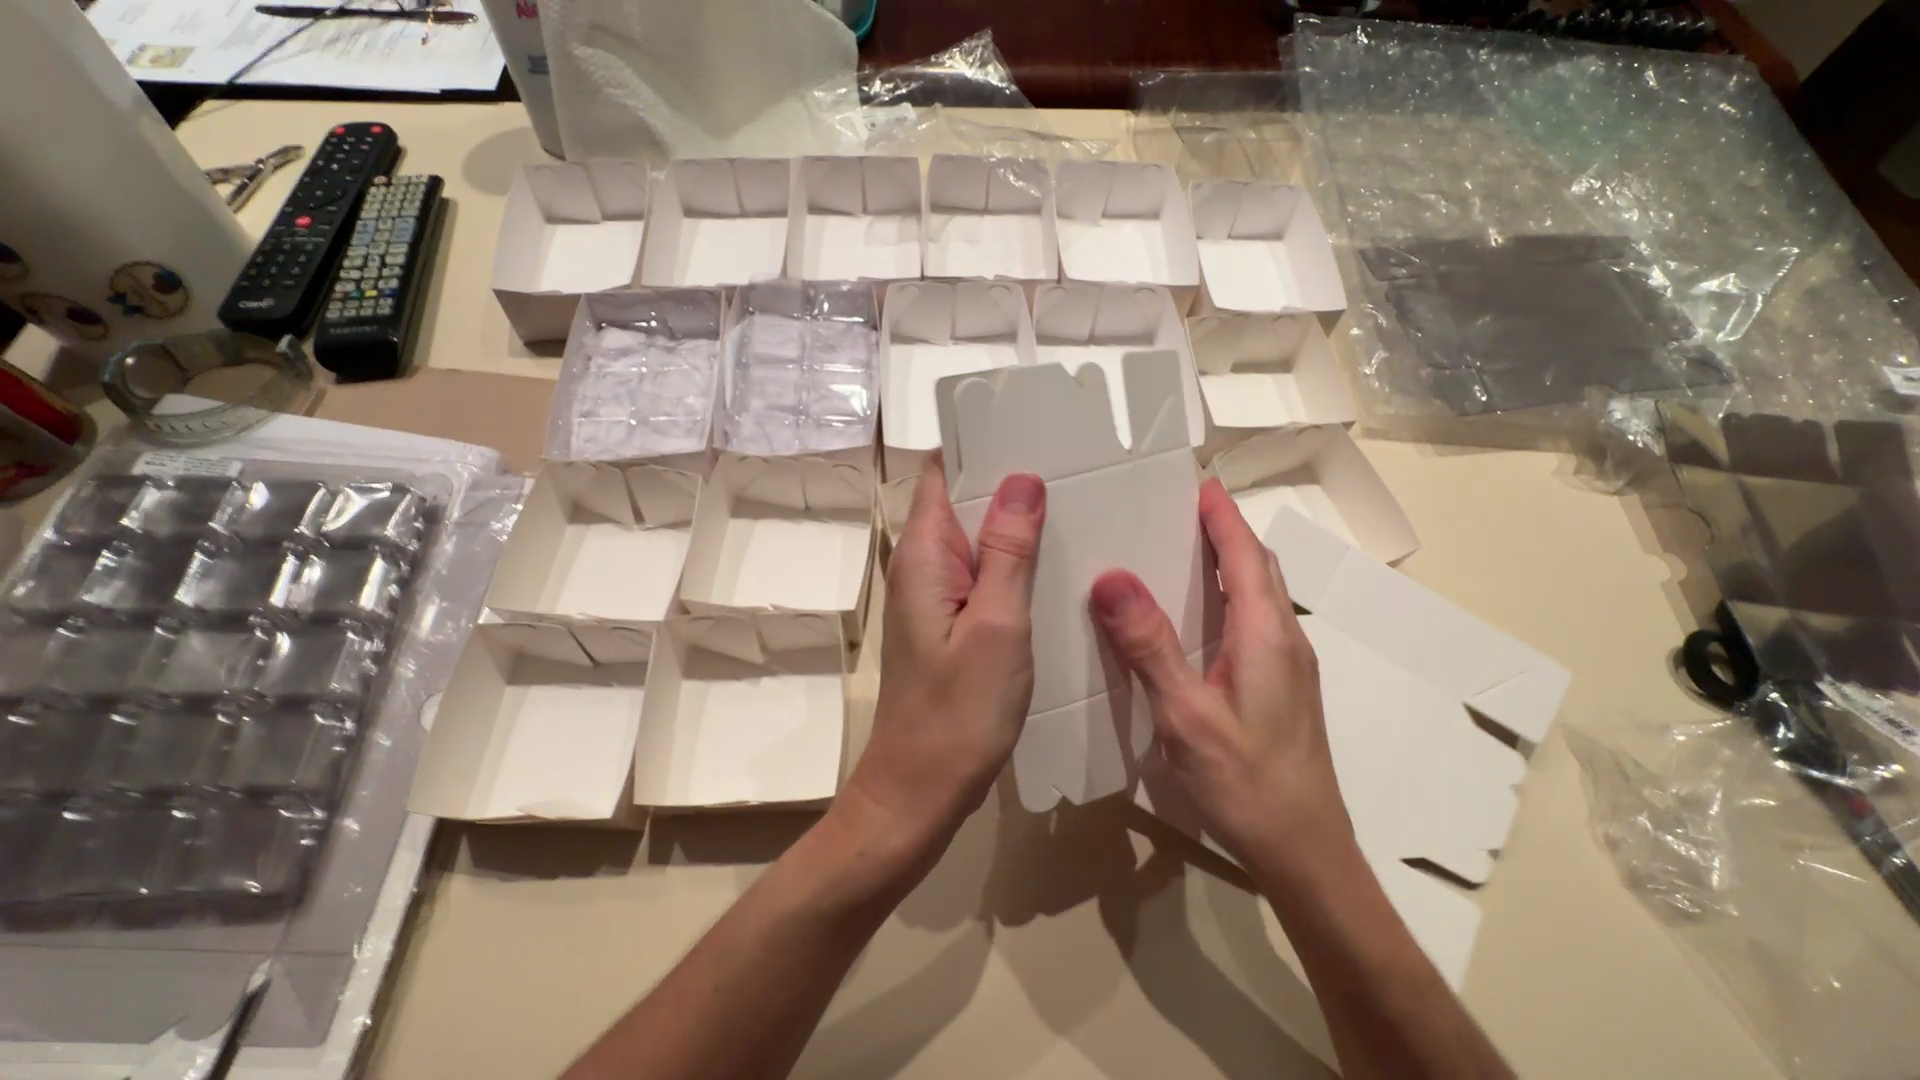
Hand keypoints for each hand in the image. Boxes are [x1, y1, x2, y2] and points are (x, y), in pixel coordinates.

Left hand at [848, 457, 1046, 847]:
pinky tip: (1056, 567)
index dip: (980, 445)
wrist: (920, 789)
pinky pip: (981, 576)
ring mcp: (933, 599)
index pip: (941, 473)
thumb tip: (1020, 478)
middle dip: (1009, 480)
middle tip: (1076, 466)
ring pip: (975, 540)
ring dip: (1015, 523)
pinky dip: (1013, 563)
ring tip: (1078, 506)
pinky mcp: (948, 626)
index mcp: (924, 555)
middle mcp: (922, 567)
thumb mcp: (996, 625)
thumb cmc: (958, 711)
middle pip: (960, 501)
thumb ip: (1007, 551)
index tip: (1035, 426)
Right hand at [1090, 479, 1352, 878]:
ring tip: (1183, 551)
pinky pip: (1256, 624)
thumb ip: (1150, 646)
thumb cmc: (1246, 781)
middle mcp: (1285, 641)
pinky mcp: (1284, 691)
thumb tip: (1112, 577)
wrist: (1304, 850)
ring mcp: (1289, 668)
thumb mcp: (1186, 714)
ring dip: (1231, 564)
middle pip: (1260, 569)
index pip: (1247, 555)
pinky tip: (1198, 621)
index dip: (1222, 515)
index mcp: (1266, 634)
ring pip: (1261, 597)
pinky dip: (1230, 599)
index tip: (1196, 481)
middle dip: (1227, 531)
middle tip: (1180, 509)